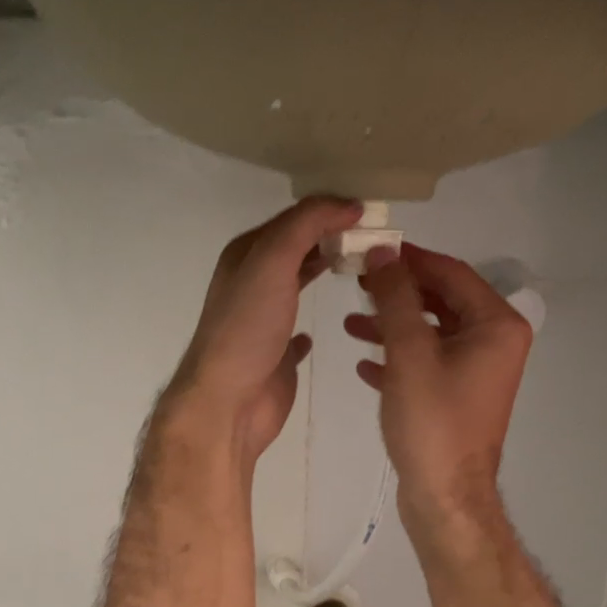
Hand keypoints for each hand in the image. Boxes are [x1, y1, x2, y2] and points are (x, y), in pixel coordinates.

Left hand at [165, 197, 362, 468]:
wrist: (228, 402)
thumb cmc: (248, 328)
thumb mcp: (273, 261)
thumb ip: (307, 225)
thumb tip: (349, 204)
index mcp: (245, 256)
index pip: (294, 219)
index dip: (330, 210)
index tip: (373, 212)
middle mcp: (251, 284)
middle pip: (297, 250)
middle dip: (332, 239)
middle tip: (378, 238)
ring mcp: (263, 322)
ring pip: (297, 286)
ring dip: (324, 273)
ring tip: (364, 269)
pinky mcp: (275, 358)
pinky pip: (295, 337)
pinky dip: (309, 328)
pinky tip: (320, 330)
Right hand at [348, 243, 534, 527]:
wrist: (445, 497)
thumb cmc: (433, 421)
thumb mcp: (410, 352)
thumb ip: (395, 298)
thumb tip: (382, 252)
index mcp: (497, 325)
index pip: (451, 272)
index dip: (410, 259)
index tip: (369, 250)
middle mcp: (494, 343)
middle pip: (441, 301)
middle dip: (397, 293)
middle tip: (355, 284)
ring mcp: (477, 372)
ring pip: (431, 333)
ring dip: (392, 326)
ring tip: (350, 324)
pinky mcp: (458, 397)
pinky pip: (427, 364)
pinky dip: (398, 359)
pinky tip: (364, 364)